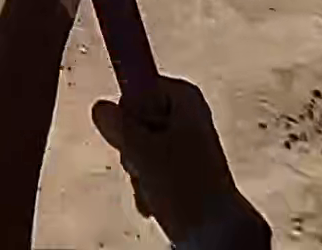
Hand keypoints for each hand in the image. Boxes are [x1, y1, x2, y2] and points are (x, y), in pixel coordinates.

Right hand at [92, 78, 261, 242]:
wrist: (221, 238)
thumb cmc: (187, 189)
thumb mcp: (143, 152)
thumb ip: (118, 126)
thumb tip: (100, 108)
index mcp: (184, 96)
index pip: (137, 88)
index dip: (128, 113)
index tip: (130, 136)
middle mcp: (188, 112)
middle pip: (138, 117)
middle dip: (132, 147)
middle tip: (140, 166)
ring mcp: (188, 141)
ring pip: (143, 144)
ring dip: (139, 169)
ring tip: (150, 189)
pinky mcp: (187, 168)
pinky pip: (155, 165)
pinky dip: (150, 182)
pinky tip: (154, 201)